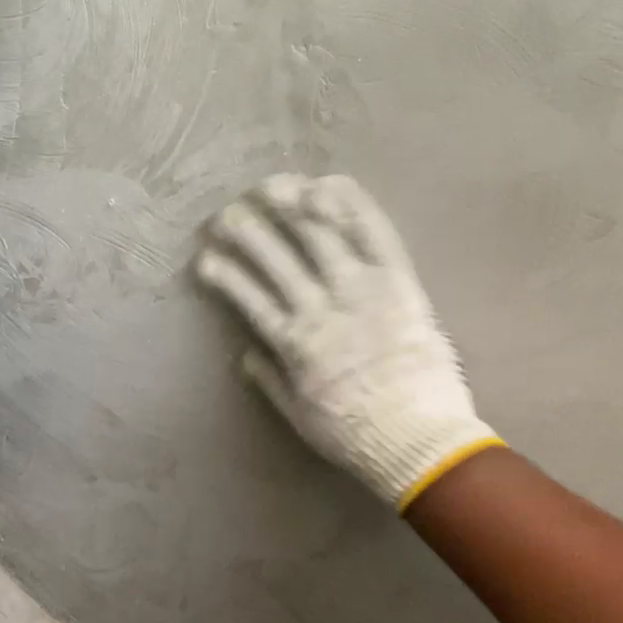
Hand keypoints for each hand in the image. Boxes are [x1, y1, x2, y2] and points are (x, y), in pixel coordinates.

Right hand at [196, 173, 502, 510]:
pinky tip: (326, 183)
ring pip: (318, 236)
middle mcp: (320, 307)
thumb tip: (245, 354)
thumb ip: (269, 380)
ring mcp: (360, 289)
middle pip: (276, 258)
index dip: (223, 273)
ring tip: (267, 187)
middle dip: (246, 231)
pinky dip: (351, 205)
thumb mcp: (298, 414)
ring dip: (289, 206)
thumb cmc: (354, 433)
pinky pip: (374, 233)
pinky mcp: (398, 280)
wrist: (419, 440)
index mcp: (292, 341)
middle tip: (226, 215)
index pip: (248, 296)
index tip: (203, 258)